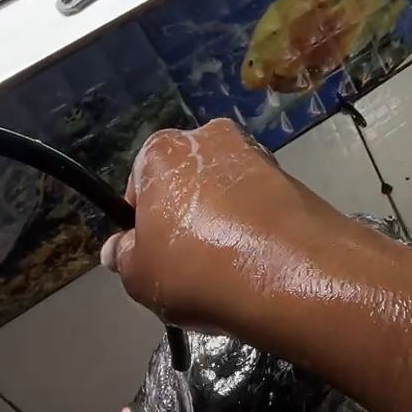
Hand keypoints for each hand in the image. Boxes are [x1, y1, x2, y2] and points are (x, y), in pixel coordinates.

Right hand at [100, 118, 350, 333]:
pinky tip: (255, 265)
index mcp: (164, 149)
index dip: (141, 222)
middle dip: (184, 218)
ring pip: (224, 193)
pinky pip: (257, 204)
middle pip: (185, 182)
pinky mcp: (290, 177)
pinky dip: (253, 228)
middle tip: (188, 265)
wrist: (291, 271)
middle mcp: (211, 137)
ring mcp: (255, 154)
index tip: (152, 253)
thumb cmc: (197, 266)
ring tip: (225, 271)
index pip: (139, 182)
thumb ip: (123, 255)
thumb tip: (119, 247)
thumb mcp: (139, 274)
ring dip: (221, 223)